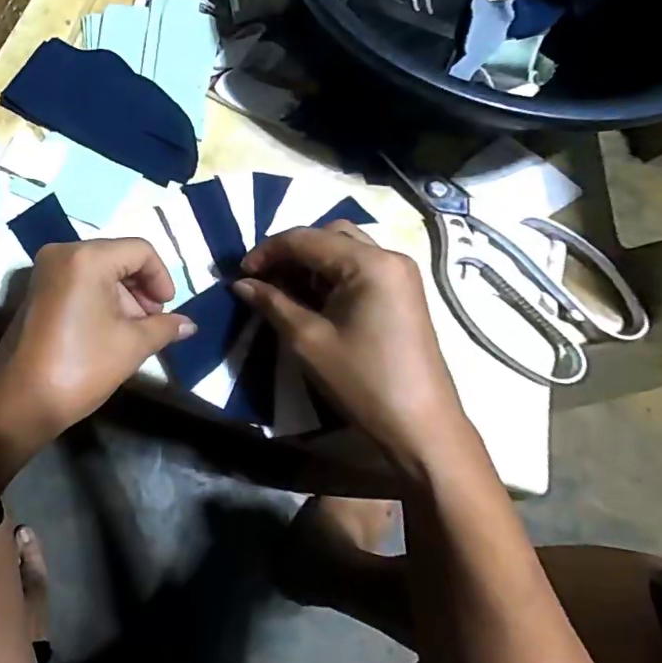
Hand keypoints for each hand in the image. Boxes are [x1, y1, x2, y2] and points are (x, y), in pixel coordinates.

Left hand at [0, 239, 194, 499]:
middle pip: (119, 258)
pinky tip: (112, 331)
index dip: (162, 278)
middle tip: (155, 322)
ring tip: (136, 333)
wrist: (17, 404)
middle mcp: (63, 254)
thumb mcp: (132, 345)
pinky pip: (80, 283)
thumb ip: (165, 327)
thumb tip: (189, 325)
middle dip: (142, 289)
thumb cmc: (80, 367)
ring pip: (100, 272)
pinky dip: (102, 300)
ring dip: (124, 297)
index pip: (140, 251)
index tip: (168, 309)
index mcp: (87, 257)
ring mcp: (46, 272)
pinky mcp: (38, 291)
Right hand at [232, 222, 475, 475]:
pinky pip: (359, 268)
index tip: (240, 274)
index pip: (307, 238)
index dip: (268, 251)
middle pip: (329, 235)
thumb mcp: (309, 341)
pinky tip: (311, 300)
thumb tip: (241, 283)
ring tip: (282, 291)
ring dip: (310, 263)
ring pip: (344, 249)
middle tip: (262, 279)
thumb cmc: (363, 383)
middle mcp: (389, 256)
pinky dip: (331, 276)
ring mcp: (400, 273)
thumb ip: (273, 303)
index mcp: (370, 263)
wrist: (421, 427)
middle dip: (291, 252)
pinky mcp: (402, 291)